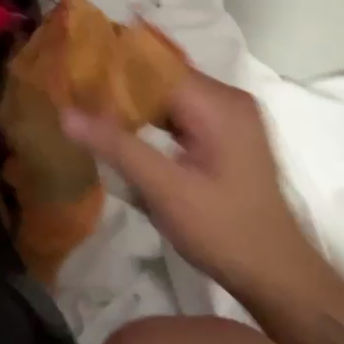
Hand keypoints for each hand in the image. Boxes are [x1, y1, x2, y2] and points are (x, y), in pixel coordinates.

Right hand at [60, 69, 326, 302]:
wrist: (277, 276)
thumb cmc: (224, 232)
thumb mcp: (165, 190)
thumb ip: (117, 147)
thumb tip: (66, 113)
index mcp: (219, 105)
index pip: (154, 67)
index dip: (110, 67)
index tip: (69, 70)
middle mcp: (228, 100)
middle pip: (161, 77)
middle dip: (116, 84)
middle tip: (69, 89)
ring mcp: (230, 118)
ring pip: (168, 95)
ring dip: (130, 101)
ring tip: (84, 105)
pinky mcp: (226, 136)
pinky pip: (179, 112)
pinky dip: (149, 117)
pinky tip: (119, 128)